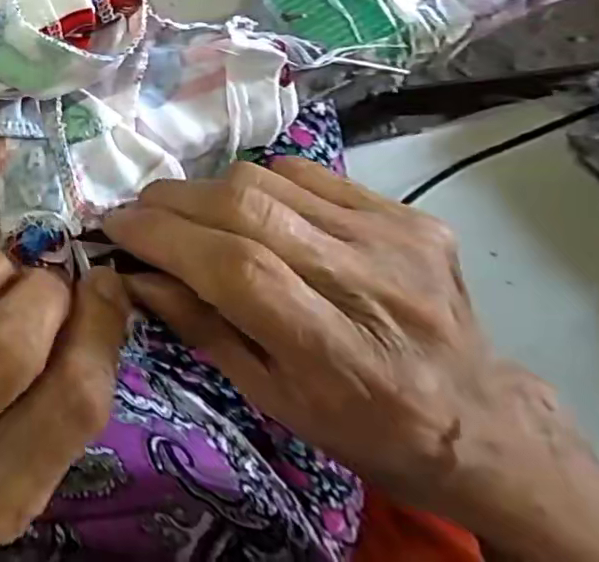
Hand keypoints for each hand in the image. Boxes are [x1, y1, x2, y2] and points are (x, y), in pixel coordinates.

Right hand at [102, 159, 598, 560]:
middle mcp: (374, 286)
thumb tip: (132, 271)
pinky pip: (302, 172)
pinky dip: (256, 183)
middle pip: (244, 208)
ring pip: (264, 178)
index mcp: (339, 353)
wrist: (483, 425)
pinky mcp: (409, 216)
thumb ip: (197, 326)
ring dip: (205, 190)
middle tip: (137, 214)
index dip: (163, 236)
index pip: (235, 267)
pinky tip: (250, 211)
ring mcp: (397, 241)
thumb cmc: (361, 426)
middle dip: (170, 202)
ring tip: (189, 214)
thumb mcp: (268, 397)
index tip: (115, 227)